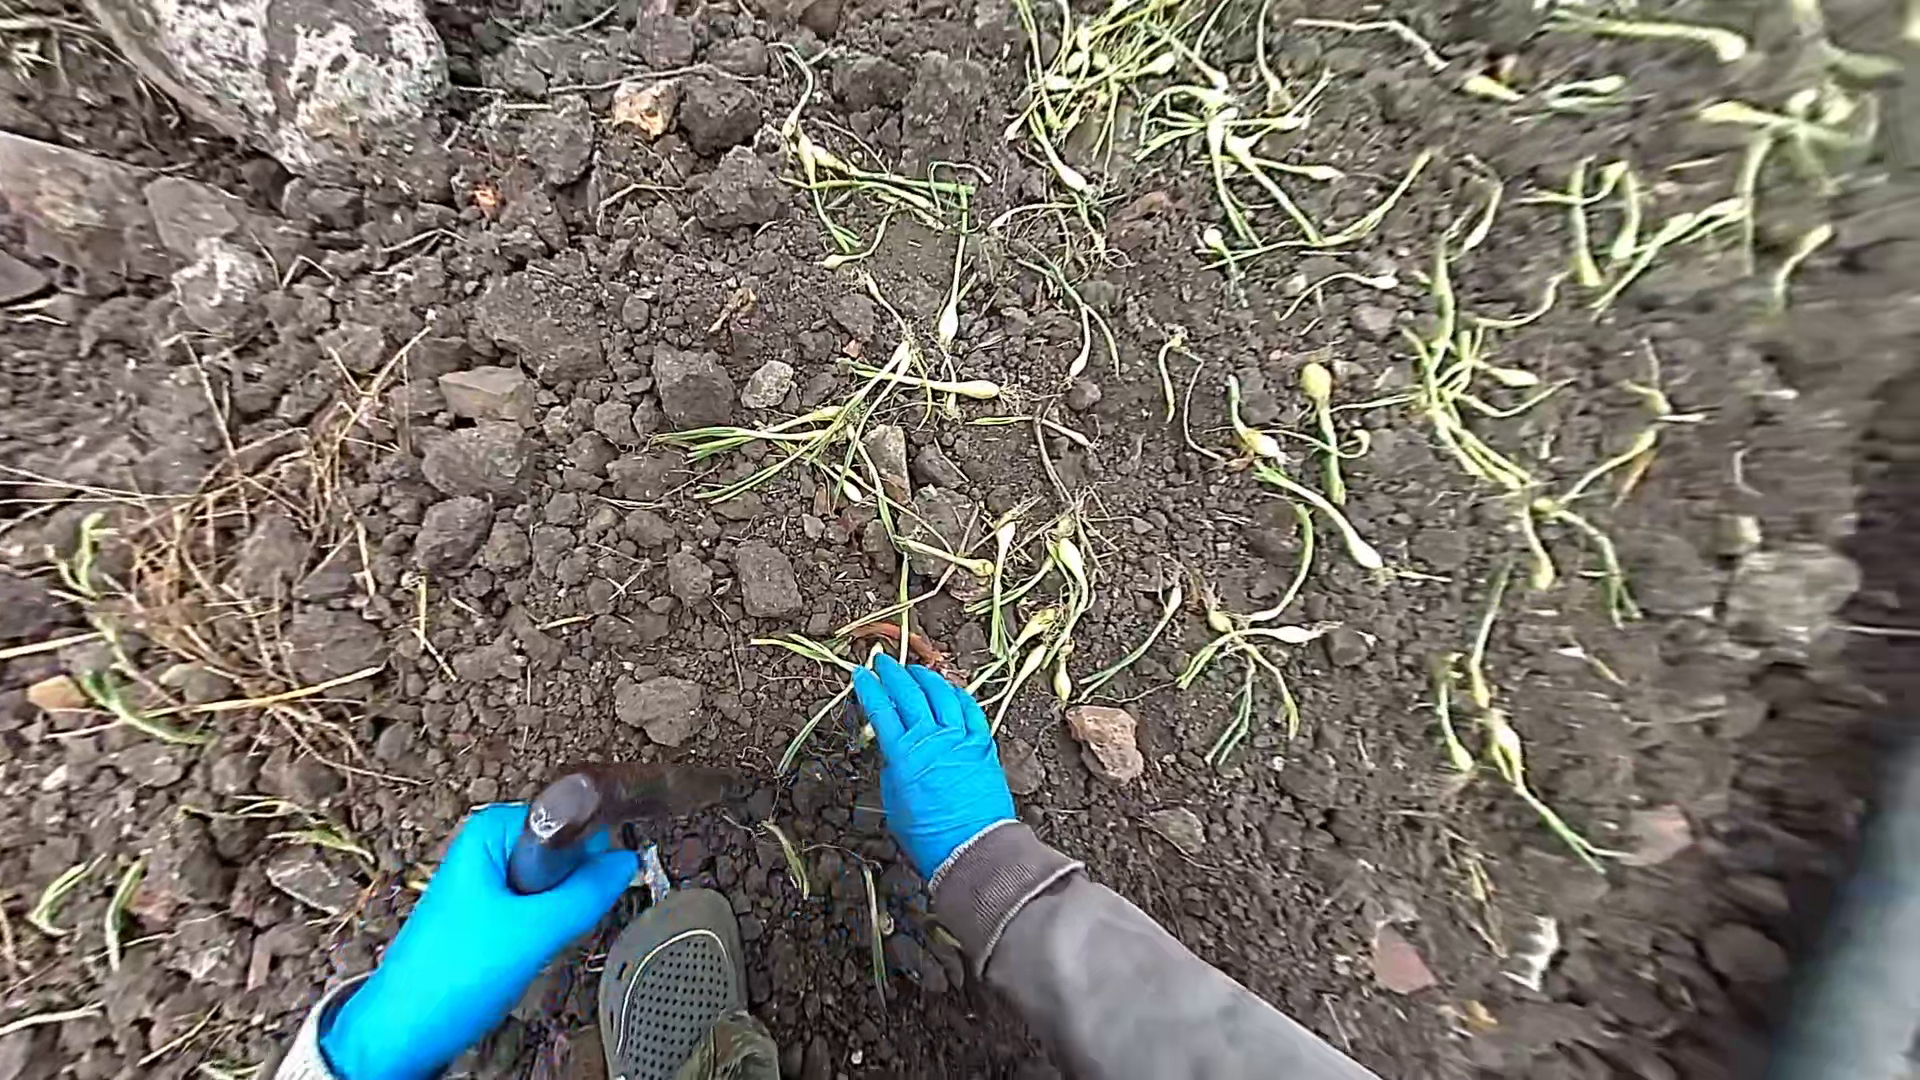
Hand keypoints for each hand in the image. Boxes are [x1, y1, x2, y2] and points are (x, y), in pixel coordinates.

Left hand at [320, 804, 636, 1079]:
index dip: (586, 857)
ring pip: (562, 874)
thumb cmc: (447, 981)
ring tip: (533, 936)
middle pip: (570, 847)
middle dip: (573, 885)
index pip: (575, 820)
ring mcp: (493, 870)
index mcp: (495, 827)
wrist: (395, 1044)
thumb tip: (631, 860)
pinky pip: (547, 894)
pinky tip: (529, 942)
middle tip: (549, 920)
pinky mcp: (496, 899)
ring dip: (561, 906)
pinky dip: (549, 919)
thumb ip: (591, 890)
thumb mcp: (534, 931)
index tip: (576, 891)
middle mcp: (494, 840)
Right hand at [851, 654, 1015, 876]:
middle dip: (893, 673)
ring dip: (926, 677)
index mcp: (904, 754)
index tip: (860, 674)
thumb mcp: (895, 801)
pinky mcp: (982, 742)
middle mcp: (931, 738)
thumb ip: (893, 768)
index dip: (868, 688)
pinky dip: (958, 695)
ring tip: (916, 669)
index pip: (881, 710)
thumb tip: (895, 750)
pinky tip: (950, 689)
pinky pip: (969, 709)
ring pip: (941, 693)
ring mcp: (959, 736)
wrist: (973, 848)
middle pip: (908, 693)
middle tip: (883, 661)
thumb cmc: (930, 835)